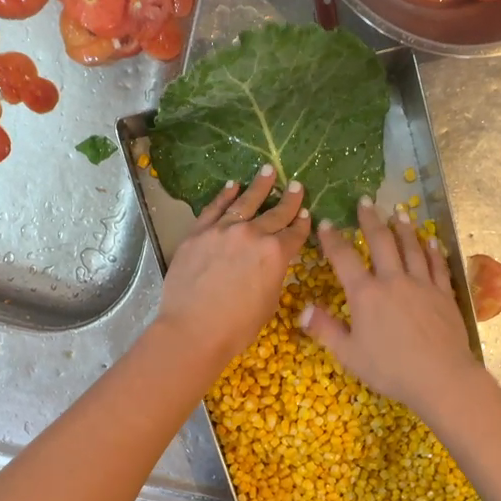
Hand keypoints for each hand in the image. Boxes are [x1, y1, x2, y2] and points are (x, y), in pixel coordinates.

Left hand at [153, 164, 310, 367]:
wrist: (193, 329)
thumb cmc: (237, 327)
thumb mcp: (269, 303)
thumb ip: (273, 276)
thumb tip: (271, 264)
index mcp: (276, 254)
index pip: (295, 234)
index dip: (303, 224)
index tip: (307, 214)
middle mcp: (252, 234)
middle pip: (275, 213)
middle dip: (289, 199)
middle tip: (296, 185)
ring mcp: (223, 230)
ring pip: (245, 202)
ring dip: (259, 186)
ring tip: (268, 171)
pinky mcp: (198, 232)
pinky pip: (214, 208)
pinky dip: (225, 195)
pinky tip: (232, 186)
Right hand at [302, 198, 485, 414]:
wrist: (439, 376)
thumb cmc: (390, 370)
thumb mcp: (350, 355)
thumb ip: (326, 330)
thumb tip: (302, 310)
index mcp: (365, 295)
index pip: (344, 259)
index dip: (333, 239)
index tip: (326, 223)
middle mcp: (393, 281)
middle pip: (381, 242)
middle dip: (370, 220)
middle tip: (366, 202)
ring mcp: (422, 284)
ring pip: (411, 248)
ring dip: (403, 228)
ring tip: (399, 212)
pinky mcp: (443, 294)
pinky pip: (436, 265)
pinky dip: (432, 251)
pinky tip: (430, 242)